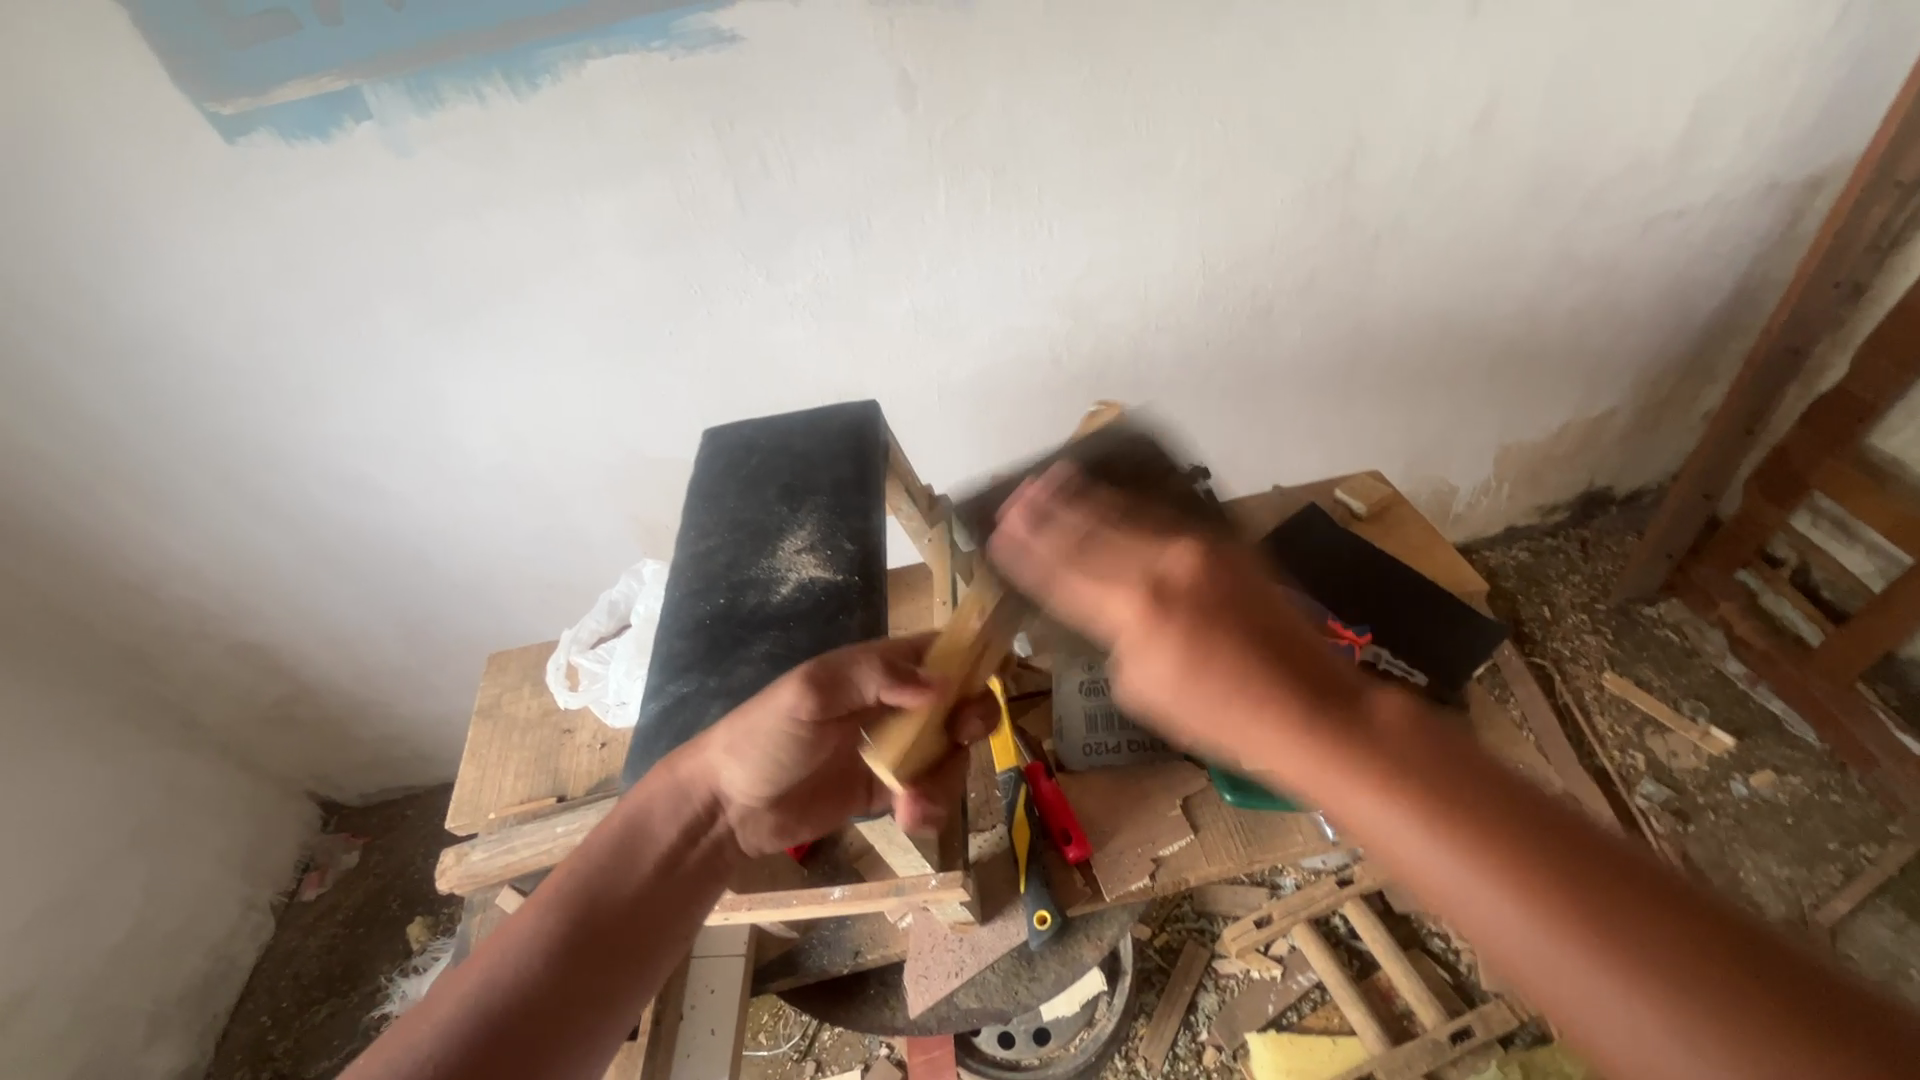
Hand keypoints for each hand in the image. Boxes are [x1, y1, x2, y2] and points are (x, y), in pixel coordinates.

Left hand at [688, 635, 999, 858]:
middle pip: (961, 703)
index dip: (975, 660)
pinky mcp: (888, 791)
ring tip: (910, 804)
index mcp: (879, 668)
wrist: (728, 808)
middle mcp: (895, 703)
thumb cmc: (764, 736)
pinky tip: (906, 818)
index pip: (941, 650)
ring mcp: (894, 748)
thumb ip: (875, 677)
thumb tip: (940, 684)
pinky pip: (930, 792)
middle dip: (970, 722)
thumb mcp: (812, 694)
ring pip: (951, 753)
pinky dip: (930, 806)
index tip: (991, 685)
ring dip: (944, 778)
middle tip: (958, 741)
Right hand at [986, 464, 1369, 770]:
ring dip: (1083, 494)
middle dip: (1046, 513)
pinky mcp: (1227, 543)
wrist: (1311, 706)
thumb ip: (1111, 642)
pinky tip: (1112, 487)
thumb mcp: (1143, 691)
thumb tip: (1098, 612)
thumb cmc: (1223, 719)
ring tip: (1051, 474)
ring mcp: (1196, 548)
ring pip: (1124, 512)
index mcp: (1132, 613)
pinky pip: (1165, 511)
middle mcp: (1159, 568)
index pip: (1061, 572)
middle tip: (1015, 494)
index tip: (999, 534)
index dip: (1025, 552)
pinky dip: (1131, 499)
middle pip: (1087, 531)